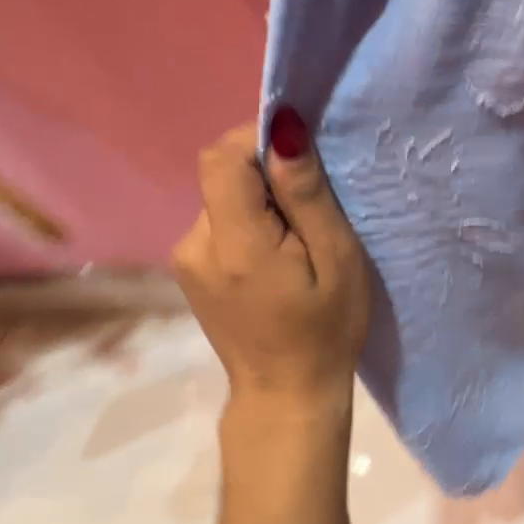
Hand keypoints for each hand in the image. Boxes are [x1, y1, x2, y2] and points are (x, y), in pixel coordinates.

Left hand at [172, 113, 369, 420]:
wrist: (287, 393)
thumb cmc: (326, 329)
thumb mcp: (336, 259)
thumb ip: (306, 196)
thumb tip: (283, 130)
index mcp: (234, 243)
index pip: (223, 157)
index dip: (259, 140)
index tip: (303, 161)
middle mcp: (195, 243)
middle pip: (223, 175)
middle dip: (268, 176)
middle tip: (314, 210)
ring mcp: (186, 258)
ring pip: (222, 197)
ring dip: (261, 200)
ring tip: (300, 239)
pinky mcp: (191, 269)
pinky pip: (220, 221)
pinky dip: (251, 221)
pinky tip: (279, 255)